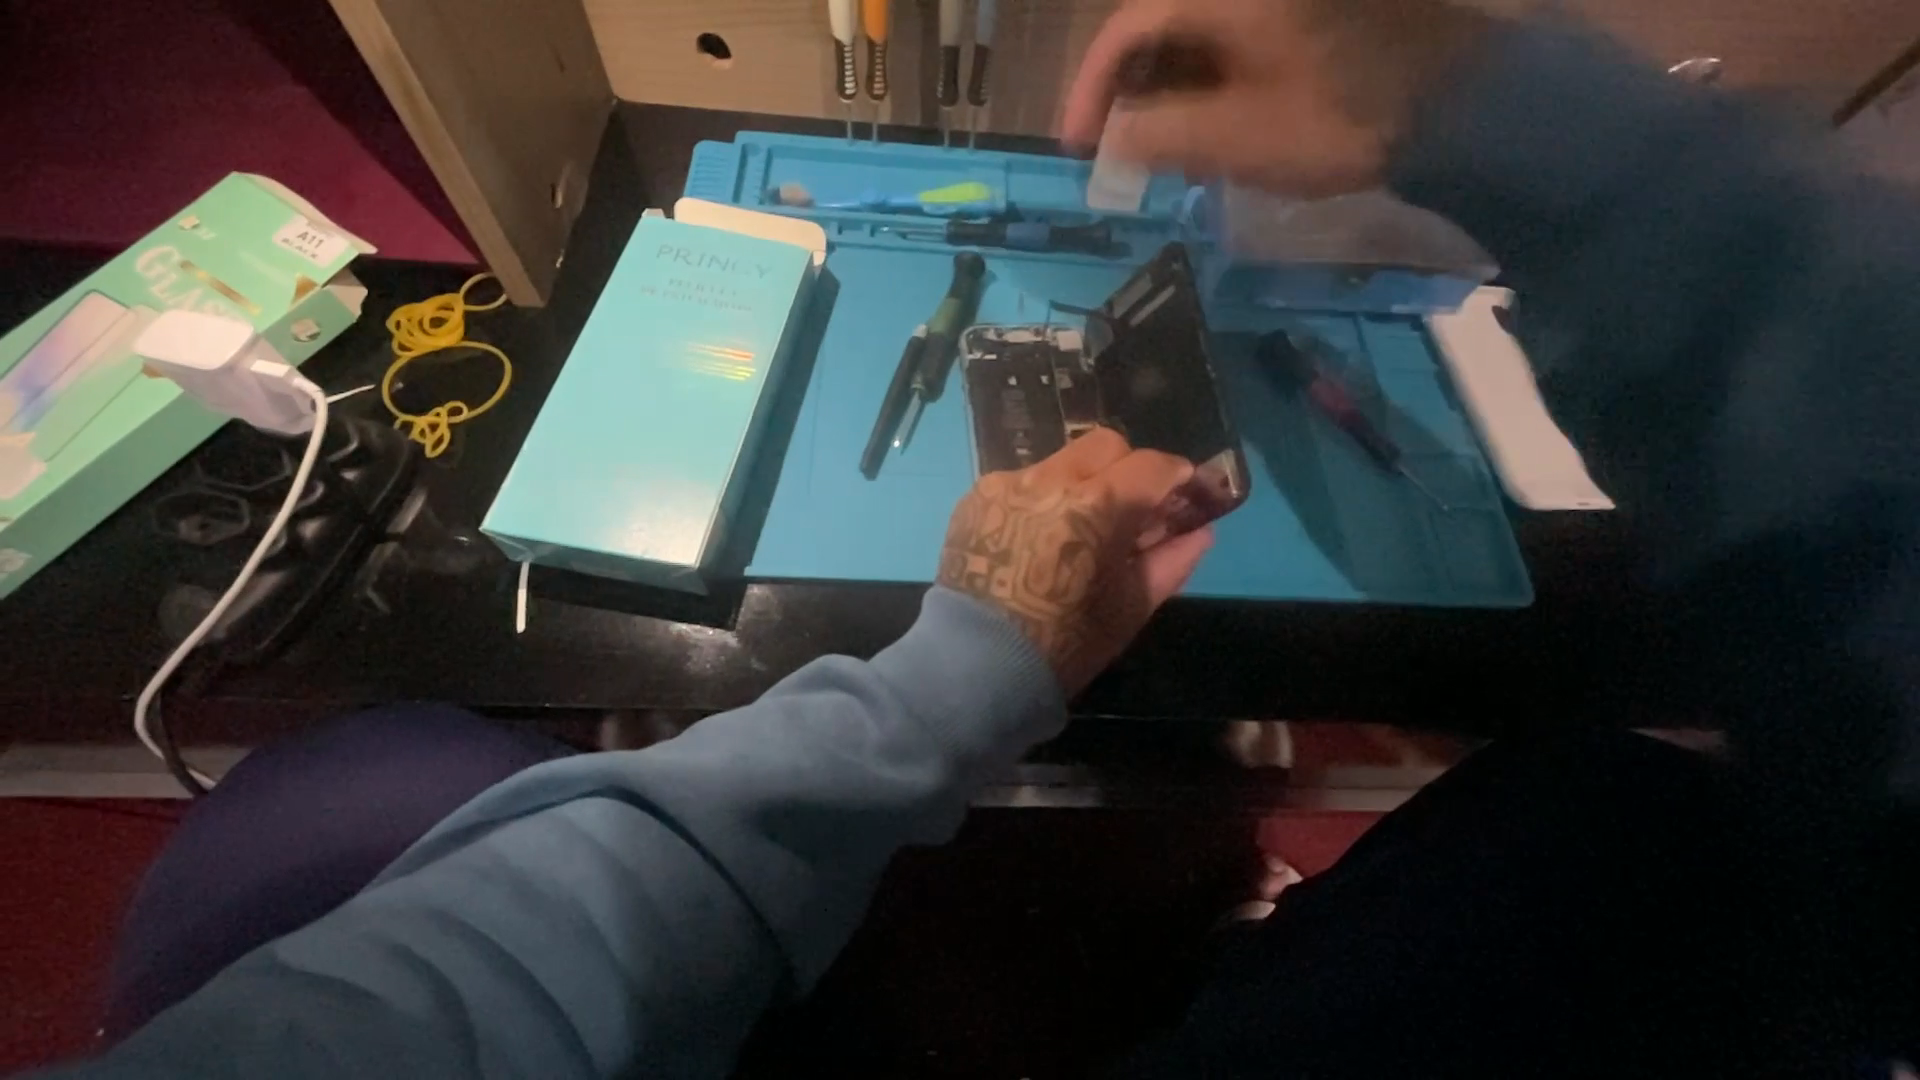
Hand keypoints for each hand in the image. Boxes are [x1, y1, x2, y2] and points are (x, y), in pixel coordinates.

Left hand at [936, 428, 1213, 695]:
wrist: (977, 665)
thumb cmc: (1065, 644)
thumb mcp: (1131, 607)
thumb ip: (1173, 560)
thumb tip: (1201, 531)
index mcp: (1095, 507)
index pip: (1153, 465)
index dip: (1179, 476)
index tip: (1186, 494)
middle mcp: (1048, 481)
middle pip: (1105, 447)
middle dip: (1130, 469)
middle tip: (1134, 509)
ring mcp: (1006, 485)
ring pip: (1061, 460)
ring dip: (1084, 483)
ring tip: (1081, 528)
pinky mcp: (975, 498)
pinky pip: (1023, 481)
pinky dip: (1043, 499)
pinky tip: (1040, 536)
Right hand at [1059, 0, 1488, 197]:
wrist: (1455, 110)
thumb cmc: (1337, 124)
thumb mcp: (1233, 139)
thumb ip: (1157, 136)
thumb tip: (1110, 139)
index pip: (1127, 29)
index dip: (1091, 89)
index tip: (1074, 148)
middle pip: (1157, 27)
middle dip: (1126, 93)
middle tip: (1114, 153)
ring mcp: (1276, 4)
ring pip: (1192, 37)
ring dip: (1163, 92)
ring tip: (1155, 151)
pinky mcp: (1302, 19)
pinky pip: (1230, 42)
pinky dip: (1203, 84)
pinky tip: (1203, 127)